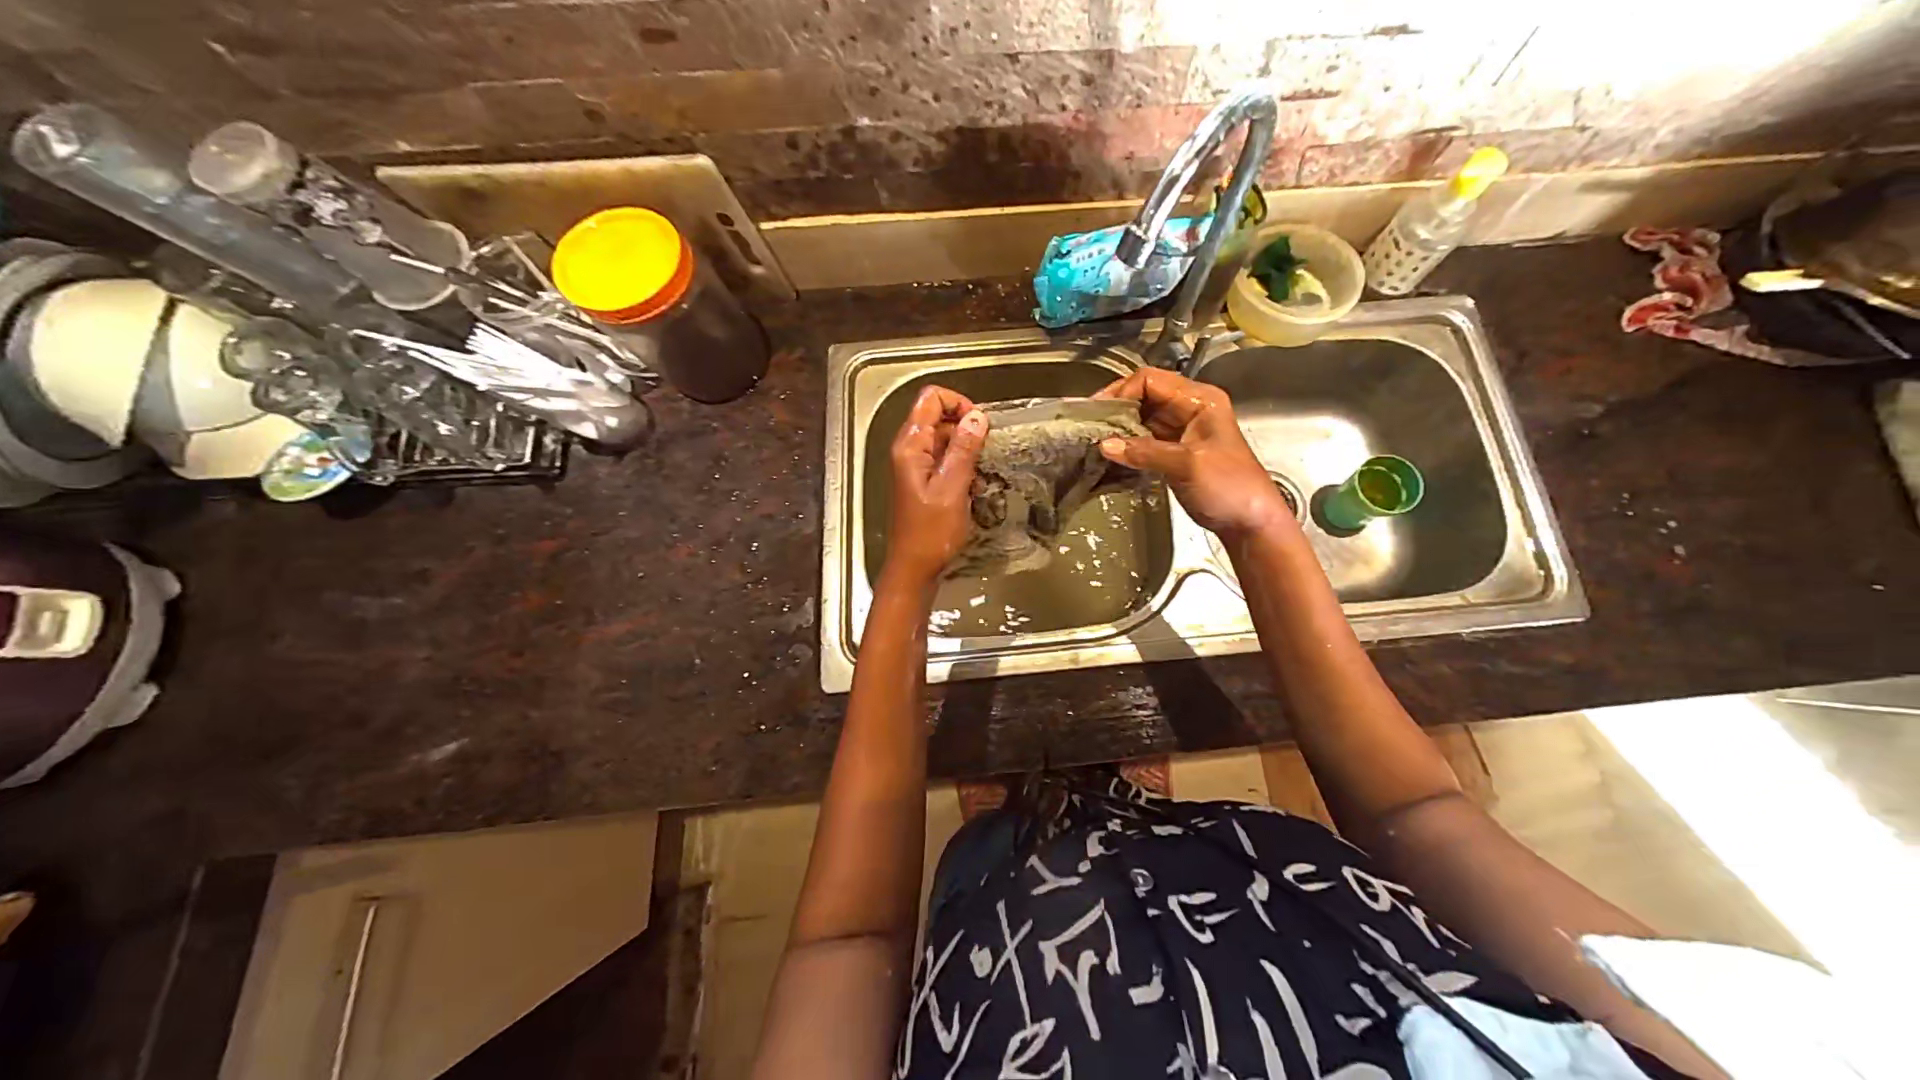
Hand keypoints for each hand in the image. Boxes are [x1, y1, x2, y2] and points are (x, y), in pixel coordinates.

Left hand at [885, 385, 987, 583]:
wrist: (914, 567)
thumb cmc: (931, 532)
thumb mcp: (952, 488)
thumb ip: (964, 449)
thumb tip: (977, 416)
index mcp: (910, 445)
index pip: (931, 399)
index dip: (958, 403)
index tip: (980, 424)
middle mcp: (909, 449)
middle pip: (938, 415)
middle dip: (966, 425)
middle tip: (988, 448)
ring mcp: (915, 464)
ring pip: (944, 437)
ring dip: (967, 447)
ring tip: (983, 468)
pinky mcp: (924, 480)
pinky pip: (944, 458)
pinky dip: (962, 463)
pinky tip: (975, 483)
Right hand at [1094, 368, 1294, 540]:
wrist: (1251, 522)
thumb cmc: (1230, 487)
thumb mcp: (1186, 465)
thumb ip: (1144, 452)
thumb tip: (1104, 444)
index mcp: (1200, 400)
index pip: (1151, 380)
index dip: (1121, 391)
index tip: (1097, 411)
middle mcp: (1190, 408)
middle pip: (1144, 396)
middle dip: (1117, 408)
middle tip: (1089, 424)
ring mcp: (1182, 431)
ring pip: (1142, 418)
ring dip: (1120, 427)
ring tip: (1094, 438)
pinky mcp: (1175, 452)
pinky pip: (1145, 439)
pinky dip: (1128, 444)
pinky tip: (1110, 453)